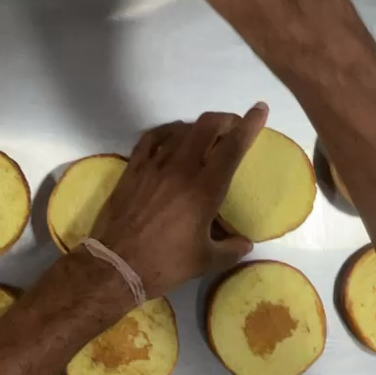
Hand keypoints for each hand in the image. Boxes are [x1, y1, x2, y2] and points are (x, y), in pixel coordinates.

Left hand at [87, 103, 270, 301]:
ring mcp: (154, 165)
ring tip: (205, 138)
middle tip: (233, 128)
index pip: (232, 146)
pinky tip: (172, 135)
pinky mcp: (133, 168)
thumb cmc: (165, 264)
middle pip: (206, 126)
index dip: (249, 125)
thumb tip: (246, 243)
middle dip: (225, 120)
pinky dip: (167, 131)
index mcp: (205, 189)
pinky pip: (151, 138)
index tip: (259, 109)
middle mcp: (181, 168)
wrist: (116, 265)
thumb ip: (232, 249)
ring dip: (198, 128)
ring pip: (180, 130)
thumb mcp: (206, 261)